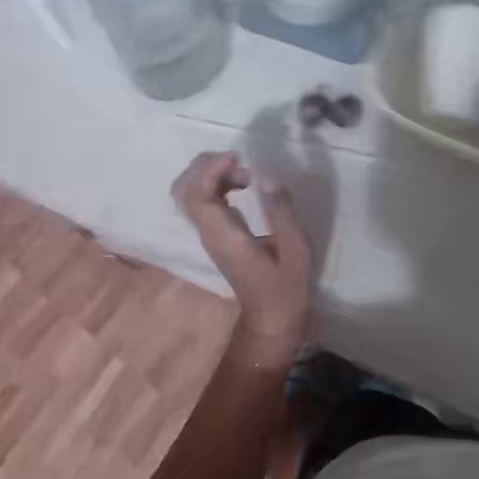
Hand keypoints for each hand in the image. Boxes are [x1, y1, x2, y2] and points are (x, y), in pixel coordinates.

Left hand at [171, 152, 312, 360]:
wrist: (272, 320)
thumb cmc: (286, 288)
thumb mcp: (295, 250)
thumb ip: (281, 212)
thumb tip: (266, 176)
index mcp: (223, 235)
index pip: (195, 194)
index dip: (210, 169)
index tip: (238, 158)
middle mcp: (208, 233)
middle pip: (183, 190)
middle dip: (204, 166)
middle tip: (238, 160)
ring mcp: (209, 235)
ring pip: (189, 194)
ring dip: (211, 174)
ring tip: (245, 172)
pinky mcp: (216, 236)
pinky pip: (202, 202)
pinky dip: (217, 184)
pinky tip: (244, 184)